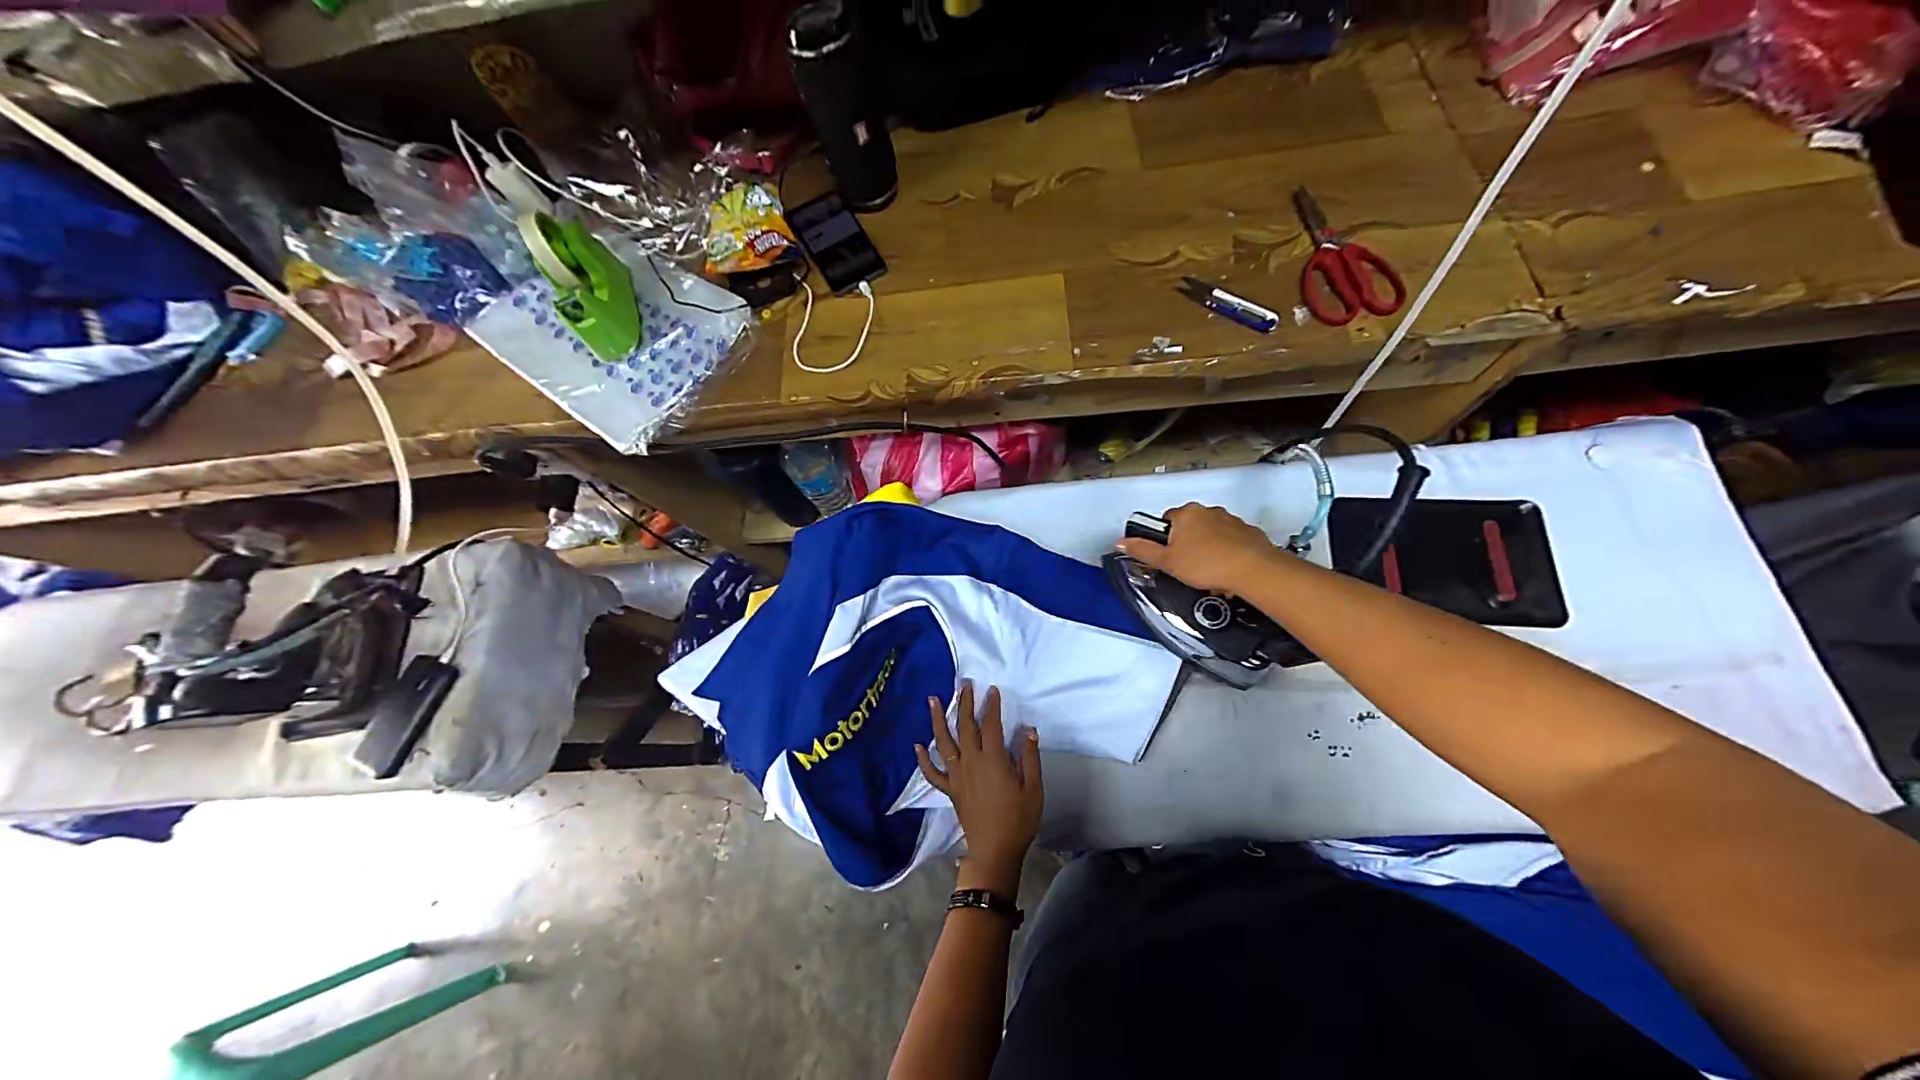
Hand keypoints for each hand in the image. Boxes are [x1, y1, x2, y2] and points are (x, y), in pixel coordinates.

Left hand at [915, 683, 1042, 892]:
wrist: (995, 850)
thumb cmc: (1018, 819)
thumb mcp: (1034, 788)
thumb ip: (1029, 757)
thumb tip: (1028, 731)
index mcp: (993, 759)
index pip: (992, 725)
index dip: (992, 706)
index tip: (992, 690)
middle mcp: (971, 762)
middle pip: (966, 727)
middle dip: (966, 704)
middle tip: (965, 685)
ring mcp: (957, 775)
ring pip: (944, 742)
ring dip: (938, 720)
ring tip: (933, 700)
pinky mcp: (950, 789)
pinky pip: (933, 772)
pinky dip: (923, 759)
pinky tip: (917, 746)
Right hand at [1116, 502, 1281, 592]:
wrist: (1252, 570)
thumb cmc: (1208, 564)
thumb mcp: (1167, 562)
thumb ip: (1143, 550)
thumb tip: (1123, 542)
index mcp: (1186, 514)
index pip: (1166, 520)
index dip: (1164, 539)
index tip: (1167, 555)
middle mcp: (1208, 511)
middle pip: (1190, 526)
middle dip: (1187, 544)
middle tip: (1186, 566)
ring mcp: (1230, 520)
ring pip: (1212, 534)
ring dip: (1208, 549)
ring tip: (1208, 573)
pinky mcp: (1248, 532)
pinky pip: (1232, 541)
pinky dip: (1227, 553)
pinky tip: (1226, 571)